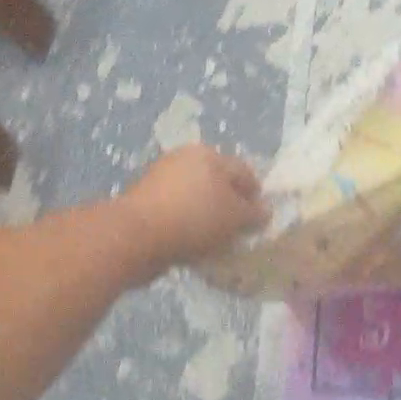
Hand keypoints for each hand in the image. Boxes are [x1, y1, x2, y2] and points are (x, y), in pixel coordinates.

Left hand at [121, 145, 268, 269]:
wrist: (135, 237)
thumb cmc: (194, 218)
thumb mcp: (235, 217)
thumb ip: (254, 213)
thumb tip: (265, 210)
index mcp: (209, 154)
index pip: (244, 171)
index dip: (256, 195)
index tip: (260, 220)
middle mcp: (184, 159)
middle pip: (218, 183)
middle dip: (230, 206)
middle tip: (240, 232)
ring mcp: (161, 179)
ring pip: (197, 199)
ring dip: (208, 218)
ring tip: (218, 242)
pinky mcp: (145, 202)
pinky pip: (177, 213)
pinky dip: (188, 226)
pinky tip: (194, 245)